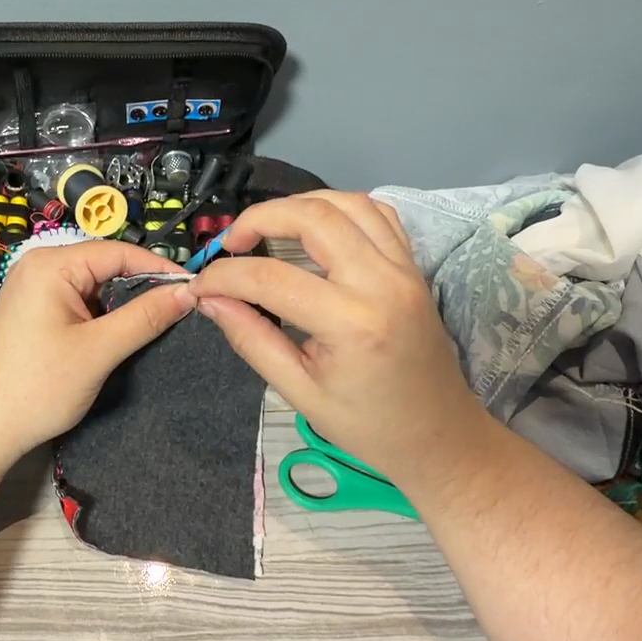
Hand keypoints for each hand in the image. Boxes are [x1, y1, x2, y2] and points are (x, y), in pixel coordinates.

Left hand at [0, 241, 193, 461]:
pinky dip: (102, 315)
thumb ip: (145, 317)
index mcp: (51, 264)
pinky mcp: (33, 310)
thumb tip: (188, 292)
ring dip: (122, 304)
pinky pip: (78, 301)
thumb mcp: (99, 350)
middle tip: (181, 310)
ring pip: (94, 285)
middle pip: (105, 266)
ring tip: (158, 324)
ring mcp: (33, 288)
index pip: (118, 252)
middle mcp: (39, 266)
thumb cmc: (39, 386)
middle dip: (141, 287)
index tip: (195, 289)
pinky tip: (121, 334)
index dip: (159, 269)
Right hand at [186, 190, 486, 478]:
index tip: (200, 286)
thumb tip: (209, 300)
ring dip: (298, 205)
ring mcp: (404, 269)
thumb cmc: (368, 426)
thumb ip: (251, 338)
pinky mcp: (412, 266)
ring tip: (266, 229)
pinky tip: (312, 229)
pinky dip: (337, 210)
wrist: (441, 437)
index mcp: (352, 323)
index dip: (224, 276)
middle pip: (313, 217)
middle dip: (259, 218)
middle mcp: (382, 283)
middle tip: (230, 244)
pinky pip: (376, 214)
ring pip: (347, 203)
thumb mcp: (298, 392)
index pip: (271, 277)